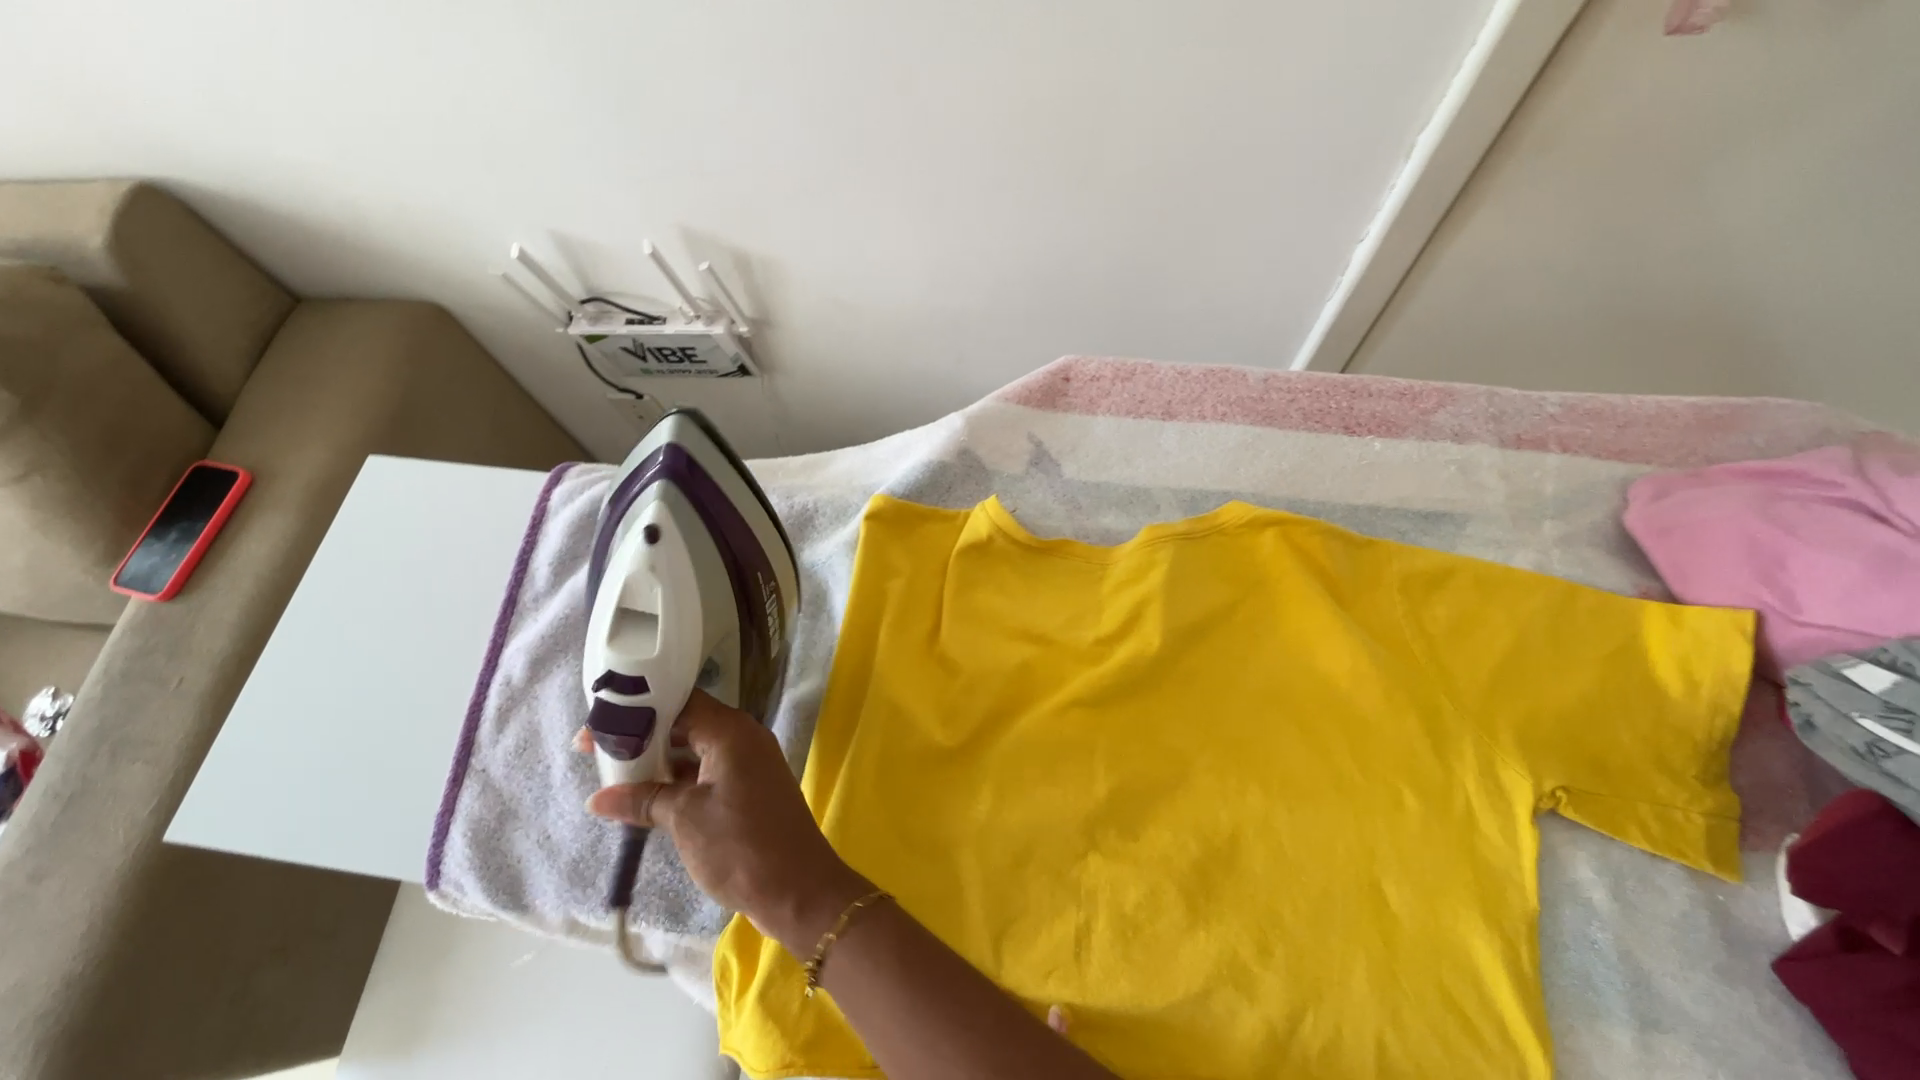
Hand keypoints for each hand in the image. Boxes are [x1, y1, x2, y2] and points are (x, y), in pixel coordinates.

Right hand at [579, 690, 869, 950]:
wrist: (798, 890)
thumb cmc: (740, 846)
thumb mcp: (685, 819)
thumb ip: (643, 800)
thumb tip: (599, 799)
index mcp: (731, 731)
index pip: (679, 701)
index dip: (636, 709)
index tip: (598, 722)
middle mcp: (743, 738)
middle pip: (685, 722)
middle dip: (641, 736)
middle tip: (595, 748)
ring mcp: (748, 764)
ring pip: (693, 749)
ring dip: (656, 760)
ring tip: (611, 772)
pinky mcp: (748, 789)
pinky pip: (705, 772)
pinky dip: (676, 780)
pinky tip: (643, 796)